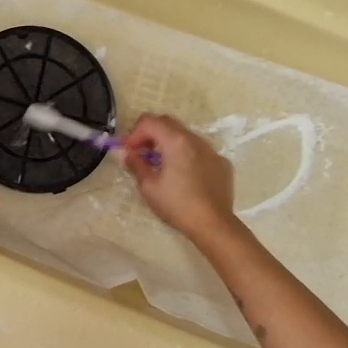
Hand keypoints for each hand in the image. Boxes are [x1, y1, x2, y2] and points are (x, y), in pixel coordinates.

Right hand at [123, 113, 237, 242]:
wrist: (214, 225)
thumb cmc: (177, 205)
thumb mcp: (149, 186)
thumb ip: (135, 164)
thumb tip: (125, 153)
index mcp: (175, 141)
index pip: (149, 121)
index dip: (134, 133)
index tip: (128, 151)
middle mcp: (195, 139)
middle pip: (167, 123)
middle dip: (150, 134)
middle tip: (141, 153)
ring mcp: (211, 150)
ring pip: (185, 136)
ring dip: (168, 144)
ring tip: (162, 165)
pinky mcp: (221, 163)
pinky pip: (199, 151)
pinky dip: (187, 155)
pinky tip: (184, 176)